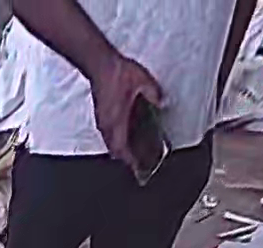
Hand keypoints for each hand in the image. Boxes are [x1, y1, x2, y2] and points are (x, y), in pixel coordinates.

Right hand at [91, 54, 162, 177]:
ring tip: (131, 149)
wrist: (100, 66)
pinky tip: (124, 133)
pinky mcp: (101, 116)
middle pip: (114, 150)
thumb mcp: (142, 81)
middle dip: (124, 157)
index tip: (136, 167)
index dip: (129, 160)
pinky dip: (116, 139)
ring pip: (110, 143)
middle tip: (136, 160)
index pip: (121, 149)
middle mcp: (107, 126)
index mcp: (117, 122)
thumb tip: (162, 102)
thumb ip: (153, 94)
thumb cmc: (118, 74)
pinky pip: (107, 135)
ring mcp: (102, 122)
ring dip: (119, 148)